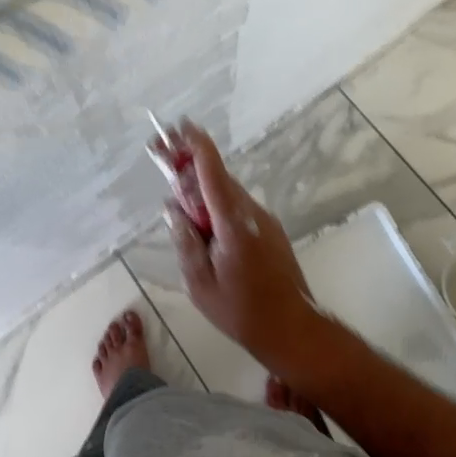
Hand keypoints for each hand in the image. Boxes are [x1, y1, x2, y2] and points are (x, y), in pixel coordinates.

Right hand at [162, 120, 322, 365]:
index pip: (212, 171)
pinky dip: (215, 205)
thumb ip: (185, 242)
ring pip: (226, 194)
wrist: (294, 330)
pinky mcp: (269, 233)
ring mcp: (263, 221)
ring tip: (176, 193)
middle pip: (216, 178)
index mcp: (232, 222)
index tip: (181, 126)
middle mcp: (250, 213)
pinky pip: (236, 209)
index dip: (196, 145)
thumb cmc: (242, 311)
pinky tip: (201, 221)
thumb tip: (173, 210)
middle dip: (188, 163)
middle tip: (161, 153)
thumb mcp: (200, 283)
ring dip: (200, 187)